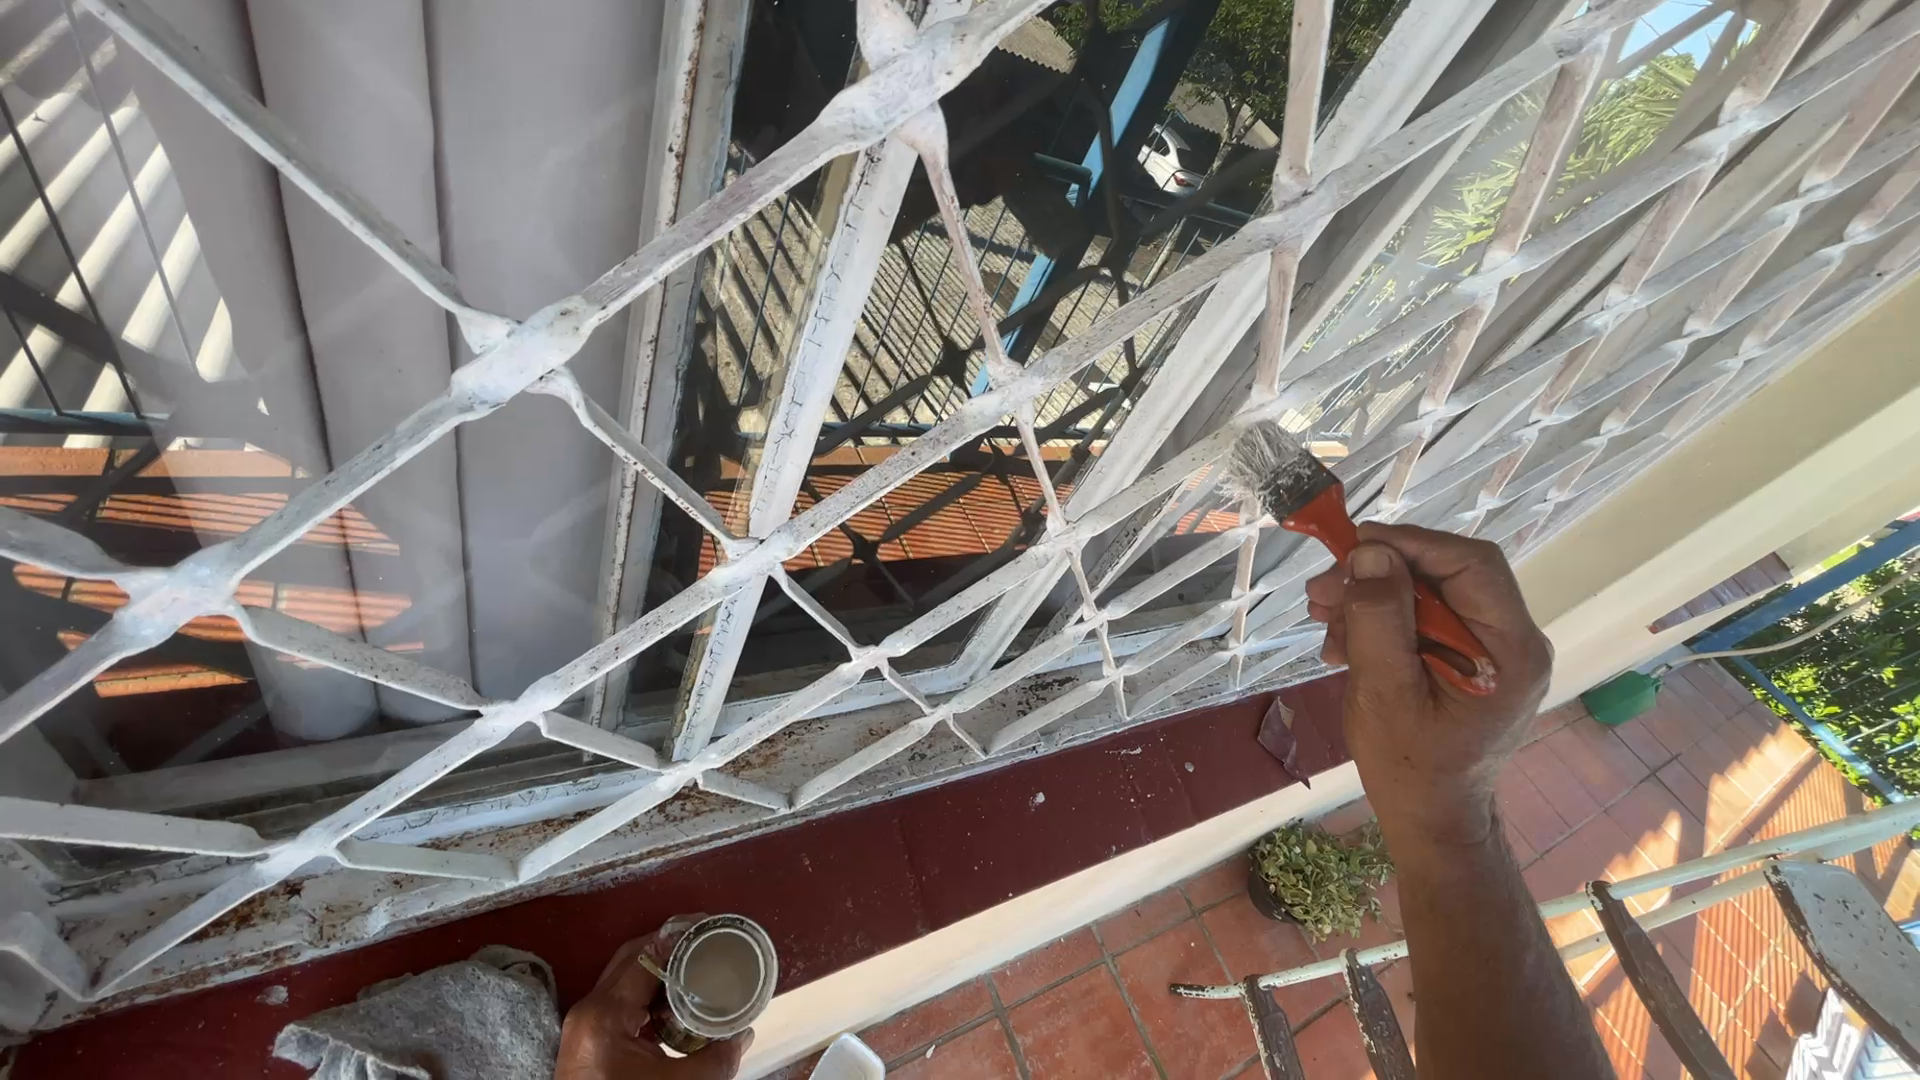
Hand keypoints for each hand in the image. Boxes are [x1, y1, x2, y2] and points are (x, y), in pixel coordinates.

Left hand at [555, 928, 750, 1079]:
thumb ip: (717, 1057)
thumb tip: (745, 1033)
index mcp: (605, 1015)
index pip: (647, 954)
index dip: (681, 935)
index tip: (711, 924)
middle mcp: (589, 1011)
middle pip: (634, 958)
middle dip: (672, 945)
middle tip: (707, 938)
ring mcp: (585, 1027)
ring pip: (627, 978)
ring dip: (662, 969)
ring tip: (698, 965)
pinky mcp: (589, 1042)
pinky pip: (622, 1002)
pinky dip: (650, 994)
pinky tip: (677, 1000)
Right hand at [1305, 524, 1552, 849]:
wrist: (1429, 816)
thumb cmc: (1409, 764)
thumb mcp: (1385, 690)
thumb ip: (1380, 619)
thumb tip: (1370, 554)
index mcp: (1509, 647)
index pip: (1470, 564)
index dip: (1411, 544)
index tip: (1352, 546)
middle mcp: (1509, 640)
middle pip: (1443, 575)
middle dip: (1376, 574)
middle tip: (1319, 591)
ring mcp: (1487, 650)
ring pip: (1424, 594)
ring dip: (1367, 598)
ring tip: (1320, 619)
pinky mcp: (1463, 660)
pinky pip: (1419, 620)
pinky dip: (1375, 621)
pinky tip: (1341, 644)